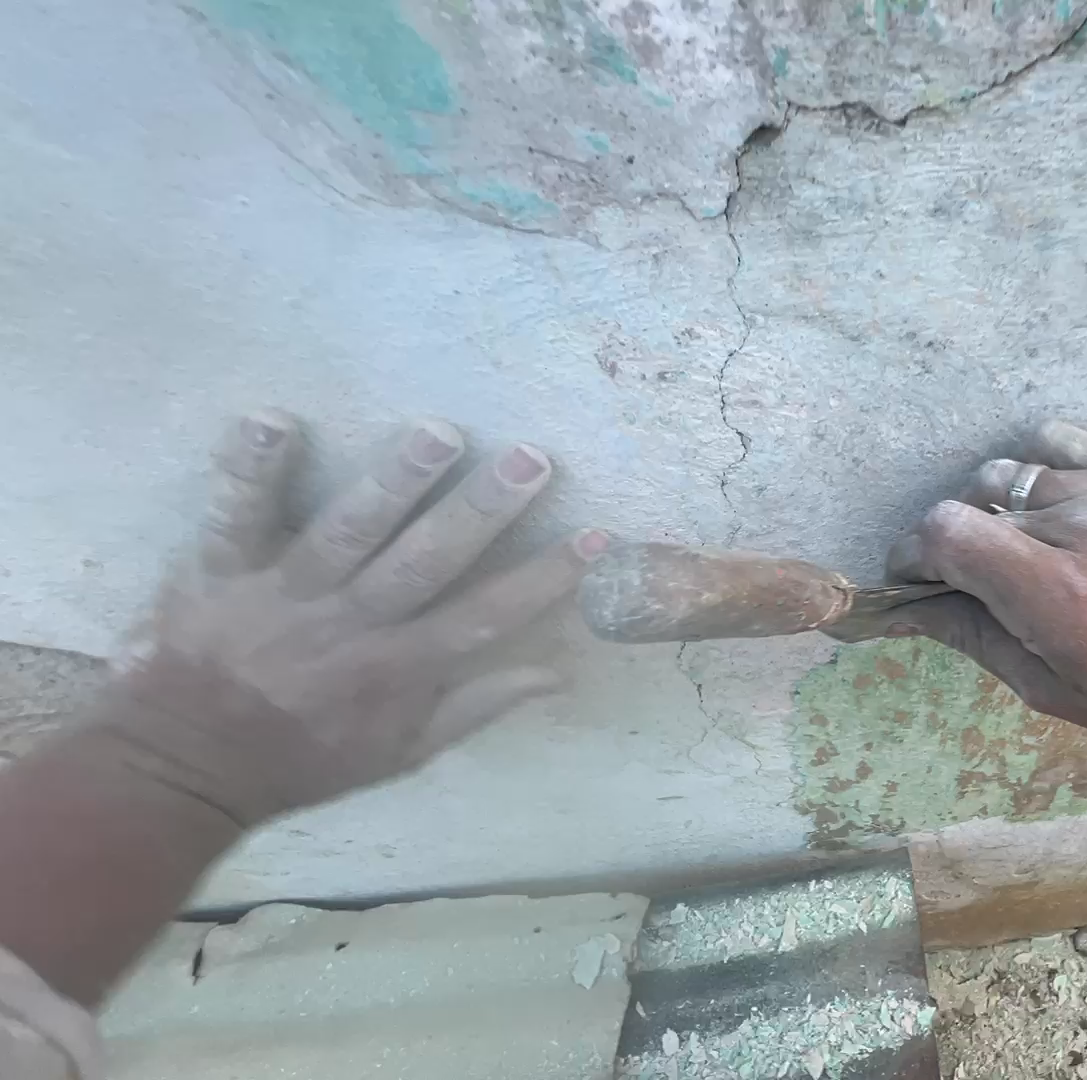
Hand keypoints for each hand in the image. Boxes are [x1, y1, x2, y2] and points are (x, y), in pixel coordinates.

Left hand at [101, 410, 604, 825]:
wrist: (173, 770)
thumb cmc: (310, 756)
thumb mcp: (409, 751)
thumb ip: (482, 705)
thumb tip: (561, 674)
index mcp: (403, 666)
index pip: (492, 614)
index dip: (547, 576)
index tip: (596, 536)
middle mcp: (354, 624)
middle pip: (429, 560)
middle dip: (484, 509)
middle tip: (532, 459)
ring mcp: (284, 594)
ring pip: (349, 531)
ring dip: (396, 481)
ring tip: (441, 432)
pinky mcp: (218, 572)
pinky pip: (233, 516)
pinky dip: (251, 470)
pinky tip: (275, 418)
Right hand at [883, 421, 1086, 782]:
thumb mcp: (1045, 688)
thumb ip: (970, 634)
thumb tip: (905, 608)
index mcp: (1056, 593)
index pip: (946, 533)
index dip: (912, 553)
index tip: (914, 578)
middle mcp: (1079, 527)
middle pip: (971, 502)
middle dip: (951, 542)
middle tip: (967, 577)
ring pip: (1007, 474)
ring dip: (990, 510)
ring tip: (1014, 545)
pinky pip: (1056, 445)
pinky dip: (1033, 472)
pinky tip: (1046, 507)